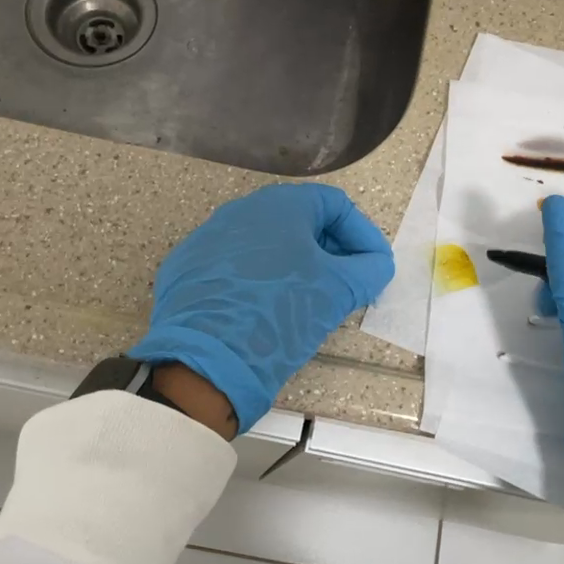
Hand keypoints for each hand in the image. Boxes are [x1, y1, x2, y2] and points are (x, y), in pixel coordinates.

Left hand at [130, 183, 394, 431]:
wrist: (205, 359)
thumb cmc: (280, 312)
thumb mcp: (337, 291)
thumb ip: (368, 270)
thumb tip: (375, 265)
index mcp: (280, 205)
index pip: (335, 205)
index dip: (363, 236)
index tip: (375, 270)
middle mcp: (241, 211)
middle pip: (301, 222)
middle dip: (332, 252)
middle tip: (348, 287)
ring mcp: (209, 239)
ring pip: (267, 246)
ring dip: (296, 267)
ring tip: (310, 303)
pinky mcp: (187, 270)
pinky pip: (236, 268)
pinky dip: (260, 282)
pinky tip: (266, 313)